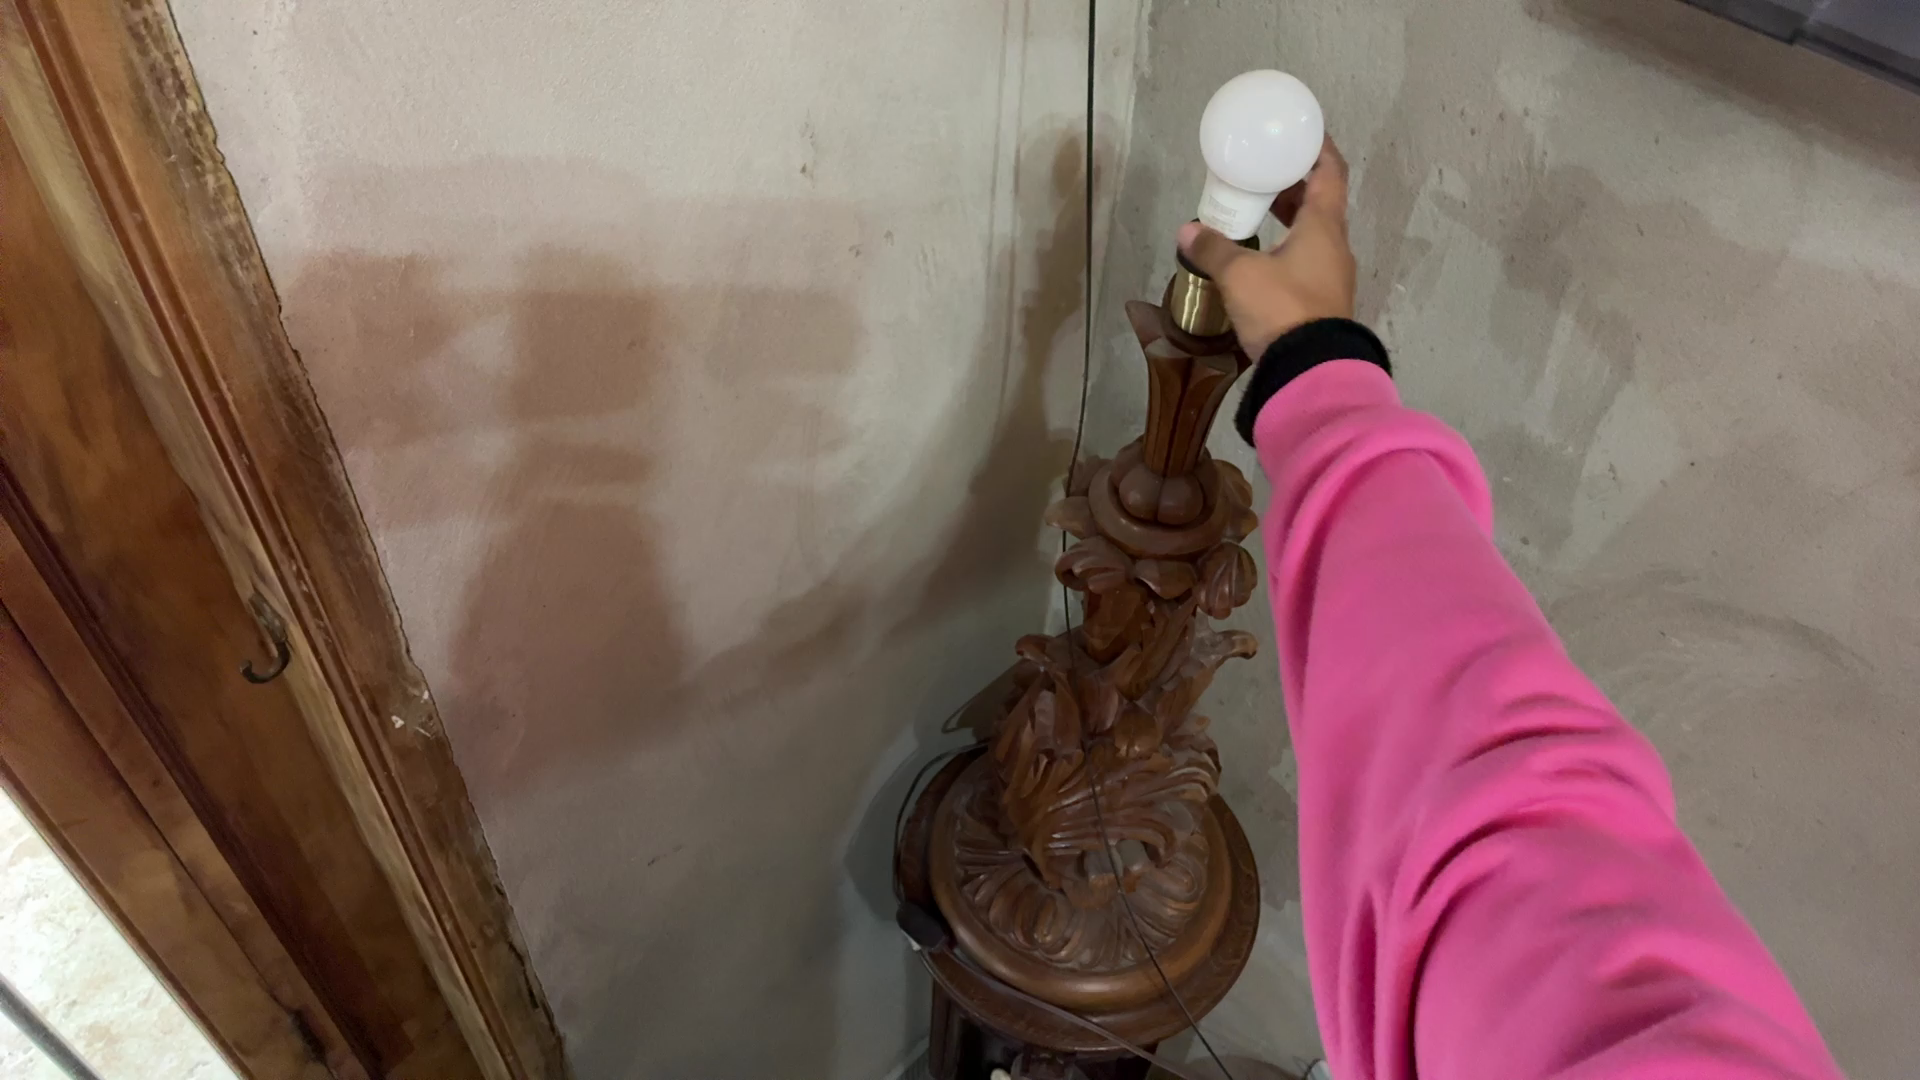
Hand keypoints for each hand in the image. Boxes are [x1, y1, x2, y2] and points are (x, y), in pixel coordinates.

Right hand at [1177, 136, 1355, 357]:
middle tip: (1265, 176)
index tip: (1300, 135)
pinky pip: (1306, 263)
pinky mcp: (1322, 304)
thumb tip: (1186, 231)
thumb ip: (1214, 250)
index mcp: (1323, 226)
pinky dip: (1287, 251)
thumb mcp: (1240, 275)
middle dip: (1294, 187)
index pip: (1329, 172)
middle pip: (1320, 203)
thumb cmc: (1281, 307)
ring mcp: (1331, 277)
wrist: (1309, 368)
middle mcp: (1334, 245)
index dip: (1317, 149)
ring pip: (1313, 236)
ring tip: (1259, 215)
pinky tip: (1263, 260)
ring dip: (1290, 222)